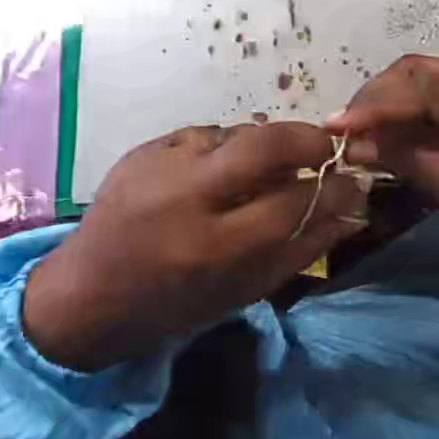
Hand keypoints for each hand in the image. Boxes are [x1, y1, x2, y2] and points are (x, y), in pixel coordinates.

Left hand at [24, 122, 365, 370]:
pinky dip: (224, 148)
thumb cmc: (168, 306)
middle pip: (266, 142)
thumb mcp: (238, 293)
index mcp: (214, 245)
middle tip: (326, 151)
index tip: (353, 182)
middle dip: (309, 140)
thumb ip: (298, 251)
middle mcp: (187, 194)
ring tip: (269, 168)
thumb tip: (348, 213)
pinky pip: (203, 134)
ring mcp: (160, 163)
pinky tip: (221, 170)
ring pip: (236, 131)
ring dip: (264, 145)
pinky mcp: (143, 148)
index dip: (335, 188)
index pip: (294, 199)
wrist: (85, 292)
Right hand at [327, 55, 438, 332]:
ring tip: (347, 140)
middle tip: (340, 130)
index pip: (425, 83)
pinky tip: (370, 151)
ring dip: (380, 117)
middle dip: (375, 99)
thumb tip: (351, 141)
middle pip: (417, 79)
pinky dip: (393, 136)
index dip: (377, 103)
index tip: (336, 128)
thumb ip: (411, 158)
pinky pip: (422, 128)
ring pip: (416, 100)